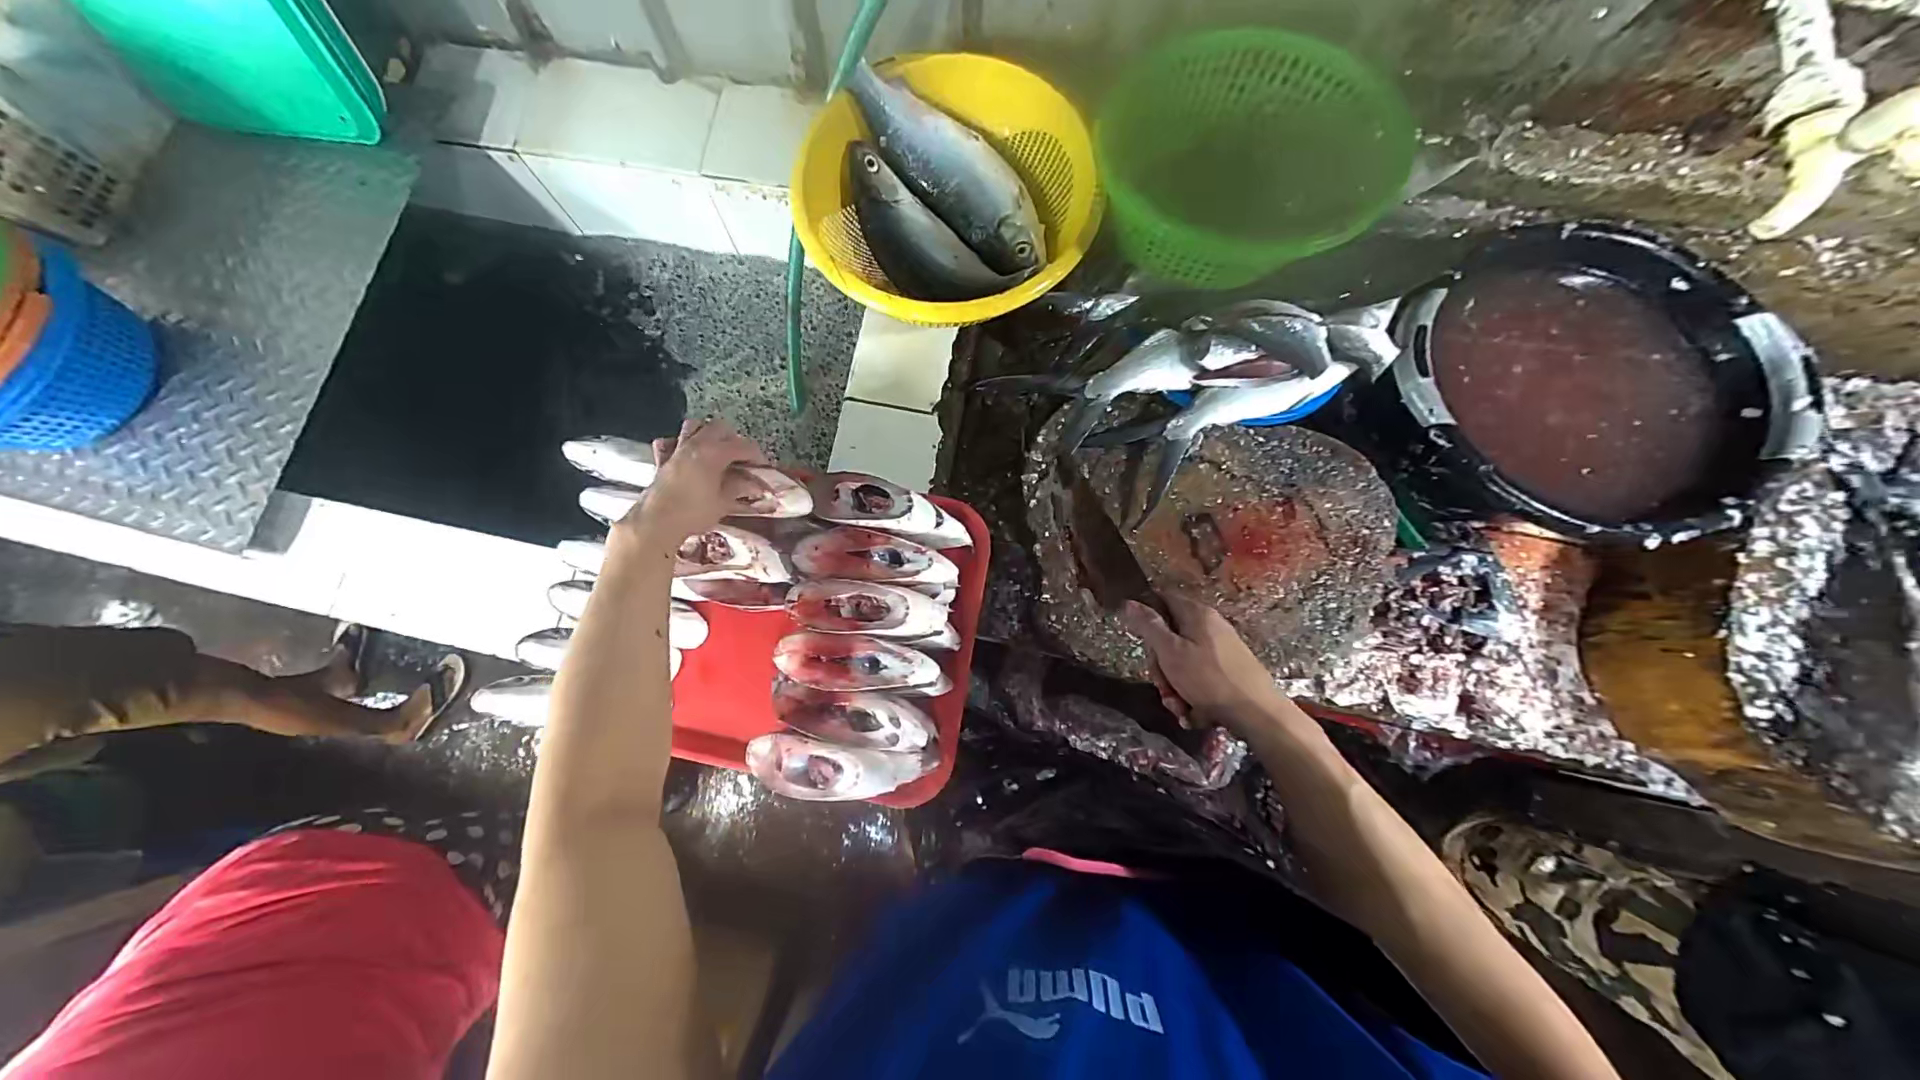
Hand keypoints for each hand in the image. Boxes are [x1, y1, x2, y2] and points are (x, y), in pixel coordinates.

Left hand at [618, 418, 766, 544]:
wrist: (657, 523)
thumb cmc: (693, 514)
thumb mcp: (723, 503)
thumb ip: (738, 488)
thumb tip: (752, 484)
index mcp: (714, 453)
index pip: (742, 446)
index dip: (756, 455)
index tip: (762, 466)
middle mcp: (695, 445)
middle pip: (719, 428)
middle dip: (734, 439)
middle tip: (741, 457)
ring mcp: (677, 450)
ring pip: (693, 426)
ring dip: (708, 433)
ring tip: (716, 450)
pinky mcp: (662, 460)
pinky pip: (670, 442)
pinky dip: (679, 443)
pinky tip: (686, 454)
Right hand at [1122, 595, 1290, 732]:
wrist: (1258, 714)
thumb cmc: (1209, 679)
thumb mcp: (1170, 652)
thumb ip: (1148, 626)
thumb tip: (1129, 602)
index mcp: (1196, 615)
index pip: (1162, 599)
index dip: (1146, 617)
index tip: (1141, 640)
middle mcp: (1210, 627)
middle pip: (1170, 637)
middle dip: (1161, 667)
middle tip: (1163, 686)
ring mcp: (1221, 650)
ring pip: (1182, 664)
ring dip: (1175, 688)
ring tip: (1180, 707)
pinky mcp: (1228, 672)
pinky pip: (1199, 679)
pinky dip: (1192, 697)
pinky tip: (1193, 713)